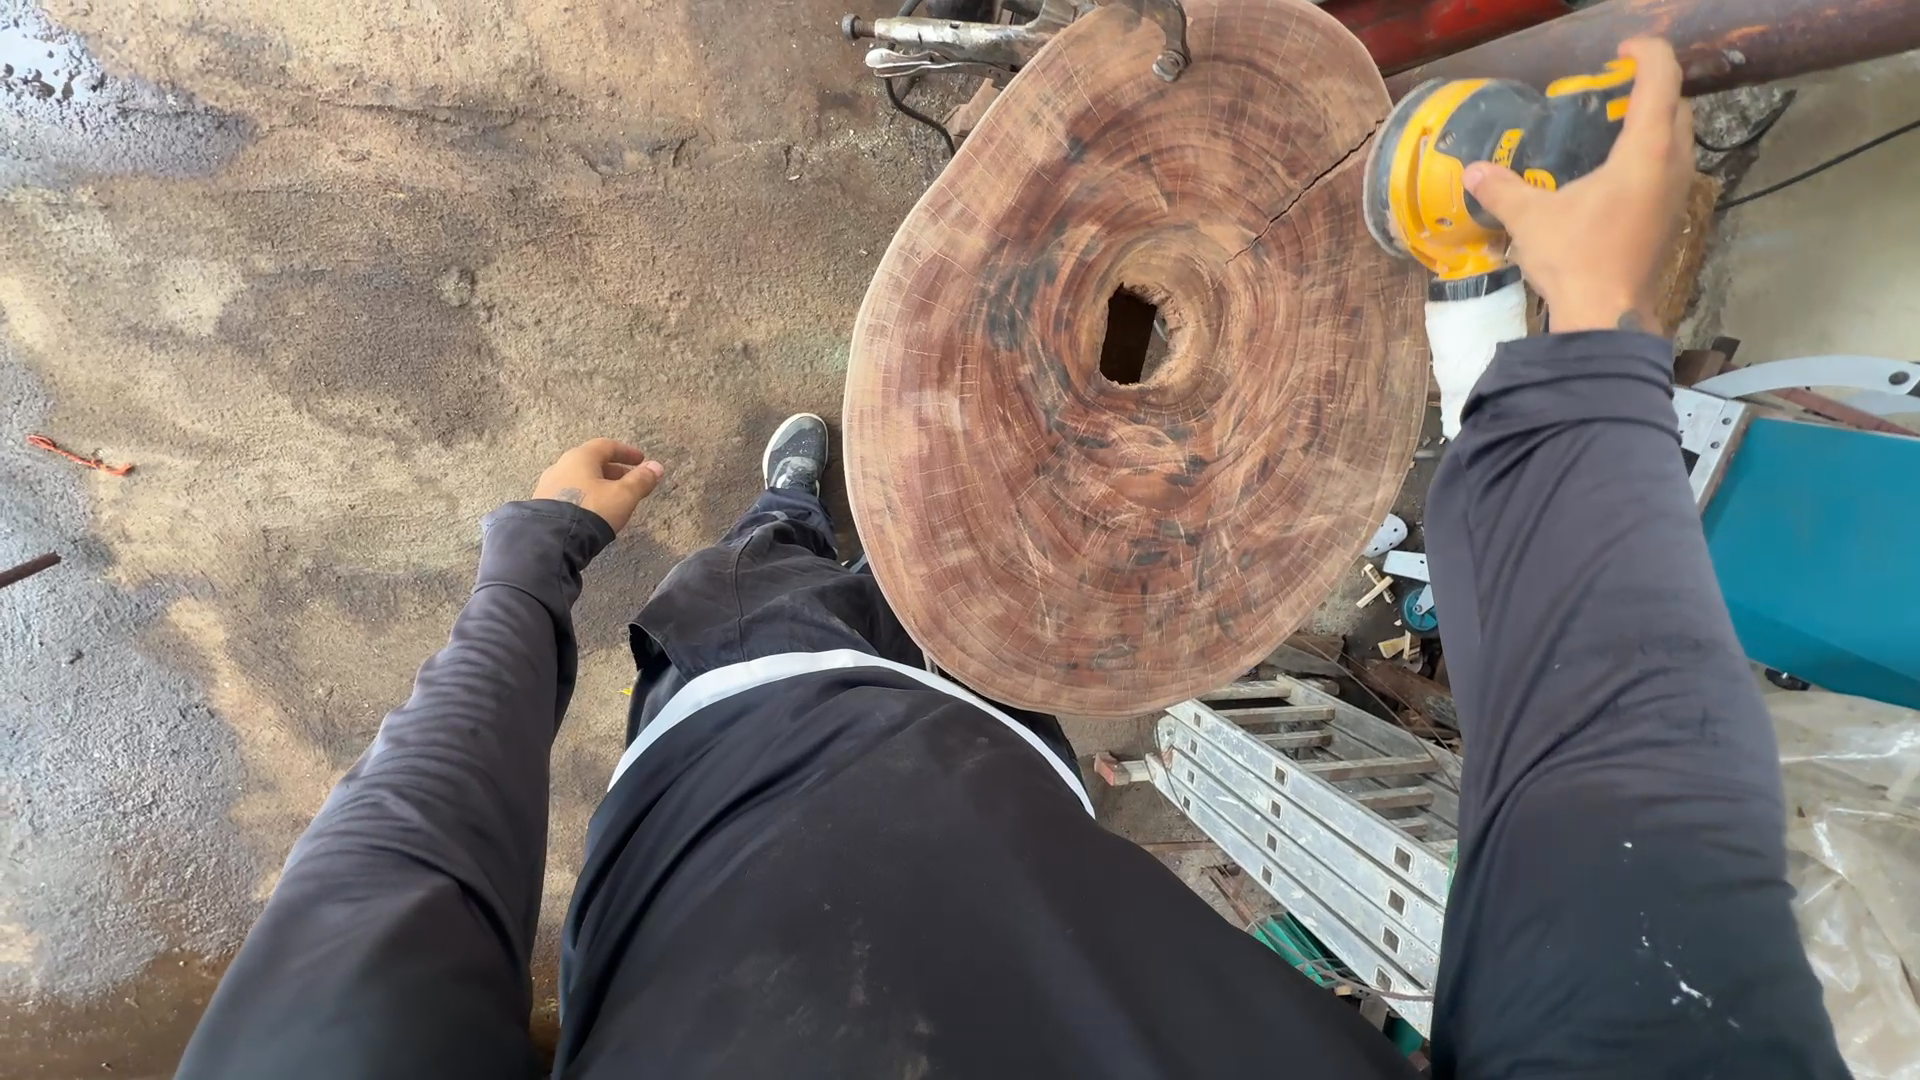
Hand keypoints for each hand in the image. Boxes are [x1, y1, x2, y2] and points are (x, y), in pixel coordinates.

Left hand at [531, 439, 665, 533]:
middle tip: (631, 481)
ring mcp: (549, 485)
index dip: (626, 452)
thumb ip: (641, 480)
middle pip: (592, 462)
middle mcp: (561, 466)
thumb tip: (657, 467)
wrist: (554, 538)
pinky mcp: (543, 504)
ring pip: (581, 479)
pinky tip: (595, 510)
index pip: (606, 446)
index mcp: (581, 458)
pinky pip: (571, 493)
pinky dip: (587, 496)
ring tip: (615, 498)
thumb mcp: (624, 495)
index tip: (641, 460)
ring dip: (600, 484)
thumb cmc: (593, 509)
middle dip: (615, 470)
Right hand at [1462, 37, 1695, 333]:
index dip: (1645, 54)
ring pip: (1677, 138)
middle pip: (1677, 106)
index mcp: (1645, 151)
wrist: (1604, 310)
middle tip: (1613, 94)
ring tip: (1613, 132)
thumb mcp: (1529, 220)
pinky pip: (1668, 168)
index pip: (1660, 80)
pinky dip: (1648, 156)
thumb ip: (1502, 190)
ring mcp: (1677, 190)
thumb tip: (1473, 171)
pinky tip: (1613, 176)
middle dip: (1652, 90)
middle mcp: (1673, 161)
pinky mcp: (1669, 215)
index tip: (1620, 51)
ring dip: (1653, 125)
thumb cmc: (1573, 256)